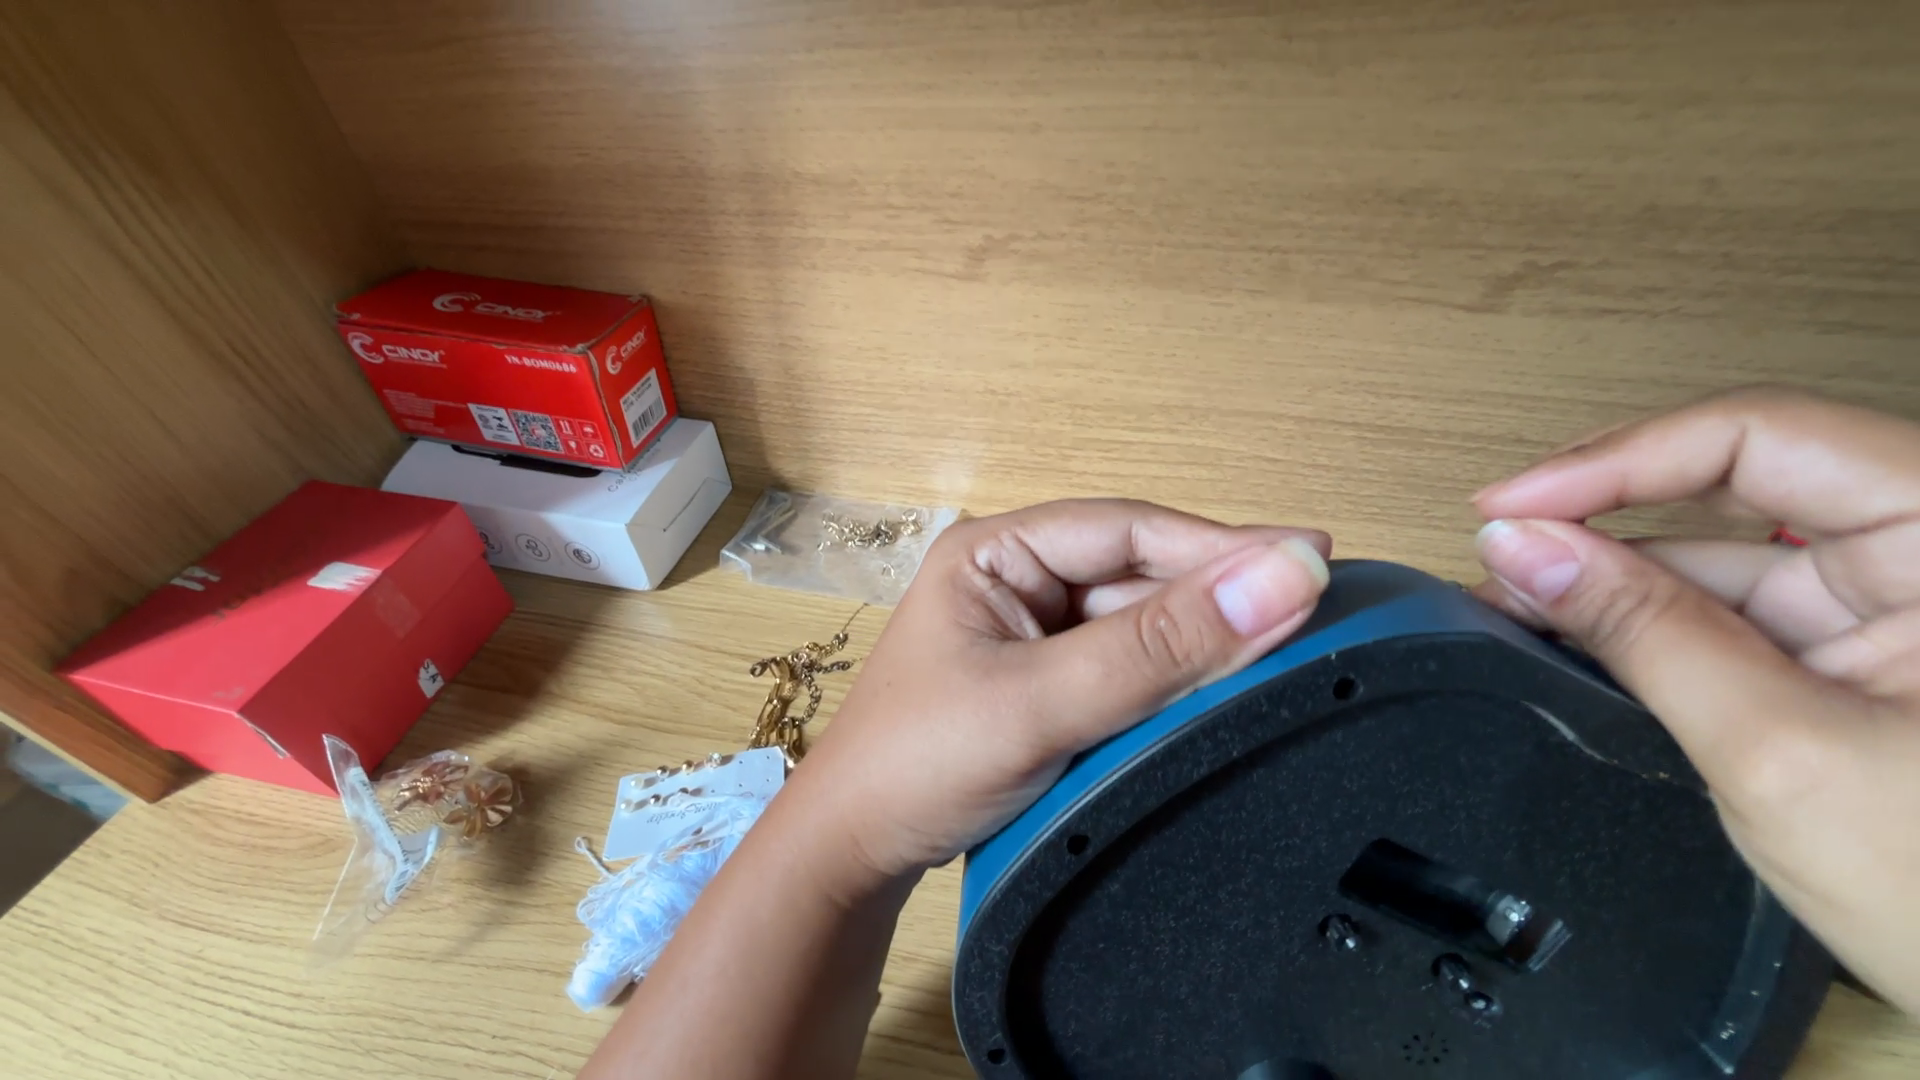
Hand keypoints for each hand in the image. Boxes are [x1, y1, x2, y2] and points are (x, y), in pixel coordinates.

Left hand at [785, 499, 1331, 881]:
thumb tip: (1281, 577)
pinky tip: (1217, 687)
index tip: (1311, 561)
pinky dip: (1169, 678)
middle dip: (1214, 595)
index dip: (1219, 544)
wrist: (855, 850)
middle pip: (1137, 572)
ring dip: (1198, 639)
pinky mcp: (1043, 678)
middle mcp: (1015, 579)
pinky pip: (1123, 665)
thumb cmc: (918, 764)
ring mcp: (1030, 631)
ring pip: (1136, 620)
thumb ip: (1157, 648)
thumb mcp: (1042, 702)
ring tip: (1284, 649)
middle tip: (1315, 613)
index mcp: (995, 552)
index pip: (1126, 529)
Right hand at [1470, 387, 1919, 1015]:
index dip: (1617, 461)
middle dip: (1599, 512)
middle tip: (1501, 543)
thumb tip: (1520, 547)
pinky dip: (1636, 617)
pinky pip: (1720, 605)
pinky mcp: (1853, 649)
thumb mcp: (1775, 749)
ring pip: (1714, 549)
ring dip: (1605, 572)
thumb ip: (1639, 631)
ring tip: (1515, 598)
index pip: (1760, 440)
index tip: (1508, 504)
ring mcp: (1894, 604)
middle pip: (1732, 481)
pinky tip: (1570, 630)